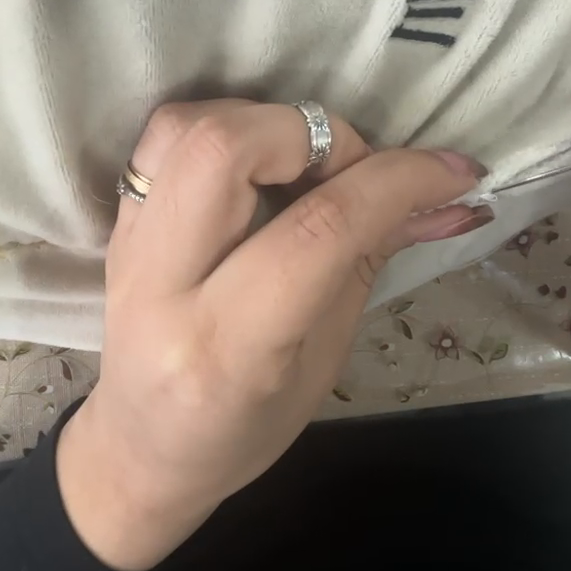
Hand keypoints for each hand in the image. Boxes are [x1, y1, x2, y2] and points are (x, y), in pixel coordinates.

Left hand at [58, 100, 490, 570]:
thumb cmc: (241, 430)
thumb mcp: (322, 361)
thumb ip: (370, 261)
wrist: (139, 448)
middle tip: (351, 170)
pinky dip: (221, 124)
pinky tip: (256, 161)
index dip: (397, 182)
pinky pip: (162, 139)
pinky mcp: (118, 222)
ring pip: (186, 128)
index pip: (318, 231)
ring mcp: (128, 245)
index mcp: (225, 346)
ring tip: (303, 163)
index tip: (453, 170)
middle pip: (226, 150)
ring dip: (264, 121)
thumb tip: (447, 197)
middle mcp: (163, 285)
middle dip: (312, 134)